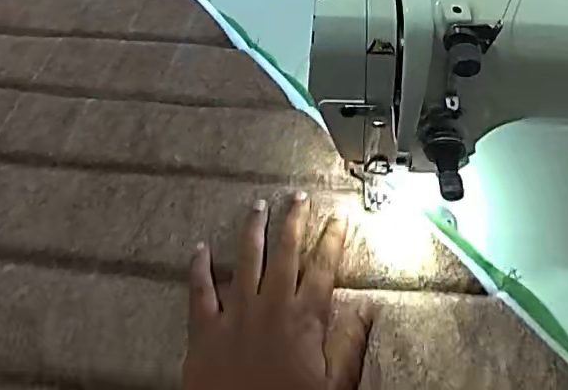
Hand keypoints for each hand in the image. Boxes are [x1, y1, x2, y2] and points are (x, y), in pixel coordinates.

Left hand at [183, 193, 373, 389]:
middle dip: (294, 220)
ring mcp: (236, 313)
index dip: (333, 239)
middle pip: (285, 252)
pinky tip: (199, 248)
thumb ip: (351, 346)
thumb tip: (369, 306)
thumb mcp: (334, 389)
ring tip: (258, 205)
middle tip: (298, 197)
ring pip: (246, 258)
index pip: (323, 268)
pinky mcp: (205, 329)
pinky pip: (200, 290)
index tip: (339, 216)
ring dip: (253, 228)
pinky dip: (198, 267)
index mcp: (303, 319)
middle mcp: (270, 306)